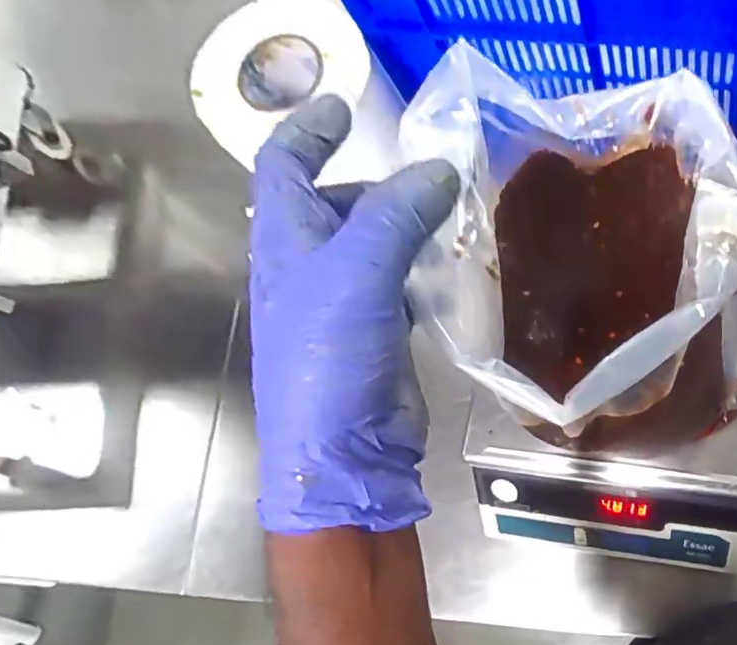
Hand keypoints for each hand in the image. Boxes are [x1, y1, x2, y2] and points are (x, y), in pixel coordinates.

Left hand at [250, 96, 460, 532]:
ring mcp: (346, 308)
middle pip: (339, 207)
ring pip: (375, 251)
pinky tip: (449, 276)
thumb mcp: (357, 276)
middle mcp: (311, 269)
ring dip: (407, 232)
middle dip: (377, 185)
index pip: (286, 166)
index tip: (345, 105)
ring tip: (450, 220)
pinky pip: (400, 291)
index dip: (310, 129)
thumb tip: (440, 171)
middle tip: (429, 178)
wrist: (347, 447)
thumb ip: (395, 217)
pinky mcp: (380, 339)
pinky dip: (422, 276)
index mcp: (286, 243)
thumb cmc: (332, 358)